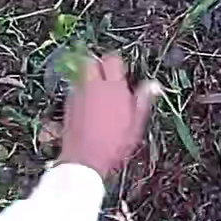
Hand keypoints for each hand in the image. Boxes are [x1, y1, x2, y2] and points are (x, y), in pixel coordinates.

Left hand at [57, 53, 158, 177]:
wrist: (84, 161)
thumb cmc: (114, 144)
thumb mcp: (135, 124)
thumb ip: (142, 100)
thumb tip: (153, 84)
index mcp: (113, 87)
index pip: (112, 59)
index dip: (117, 64)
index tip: (122, 75)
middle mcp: (92, 86)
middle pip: (91, 62)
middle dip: (99, 67)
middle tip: (108, 81)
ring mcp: (77, 94)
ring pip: (81, 75)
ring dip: (89, 79)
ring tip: (99, 96)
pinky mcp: (67, 104)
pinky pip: (75, 89)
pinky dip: (81, 92)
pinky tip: (89, 108)